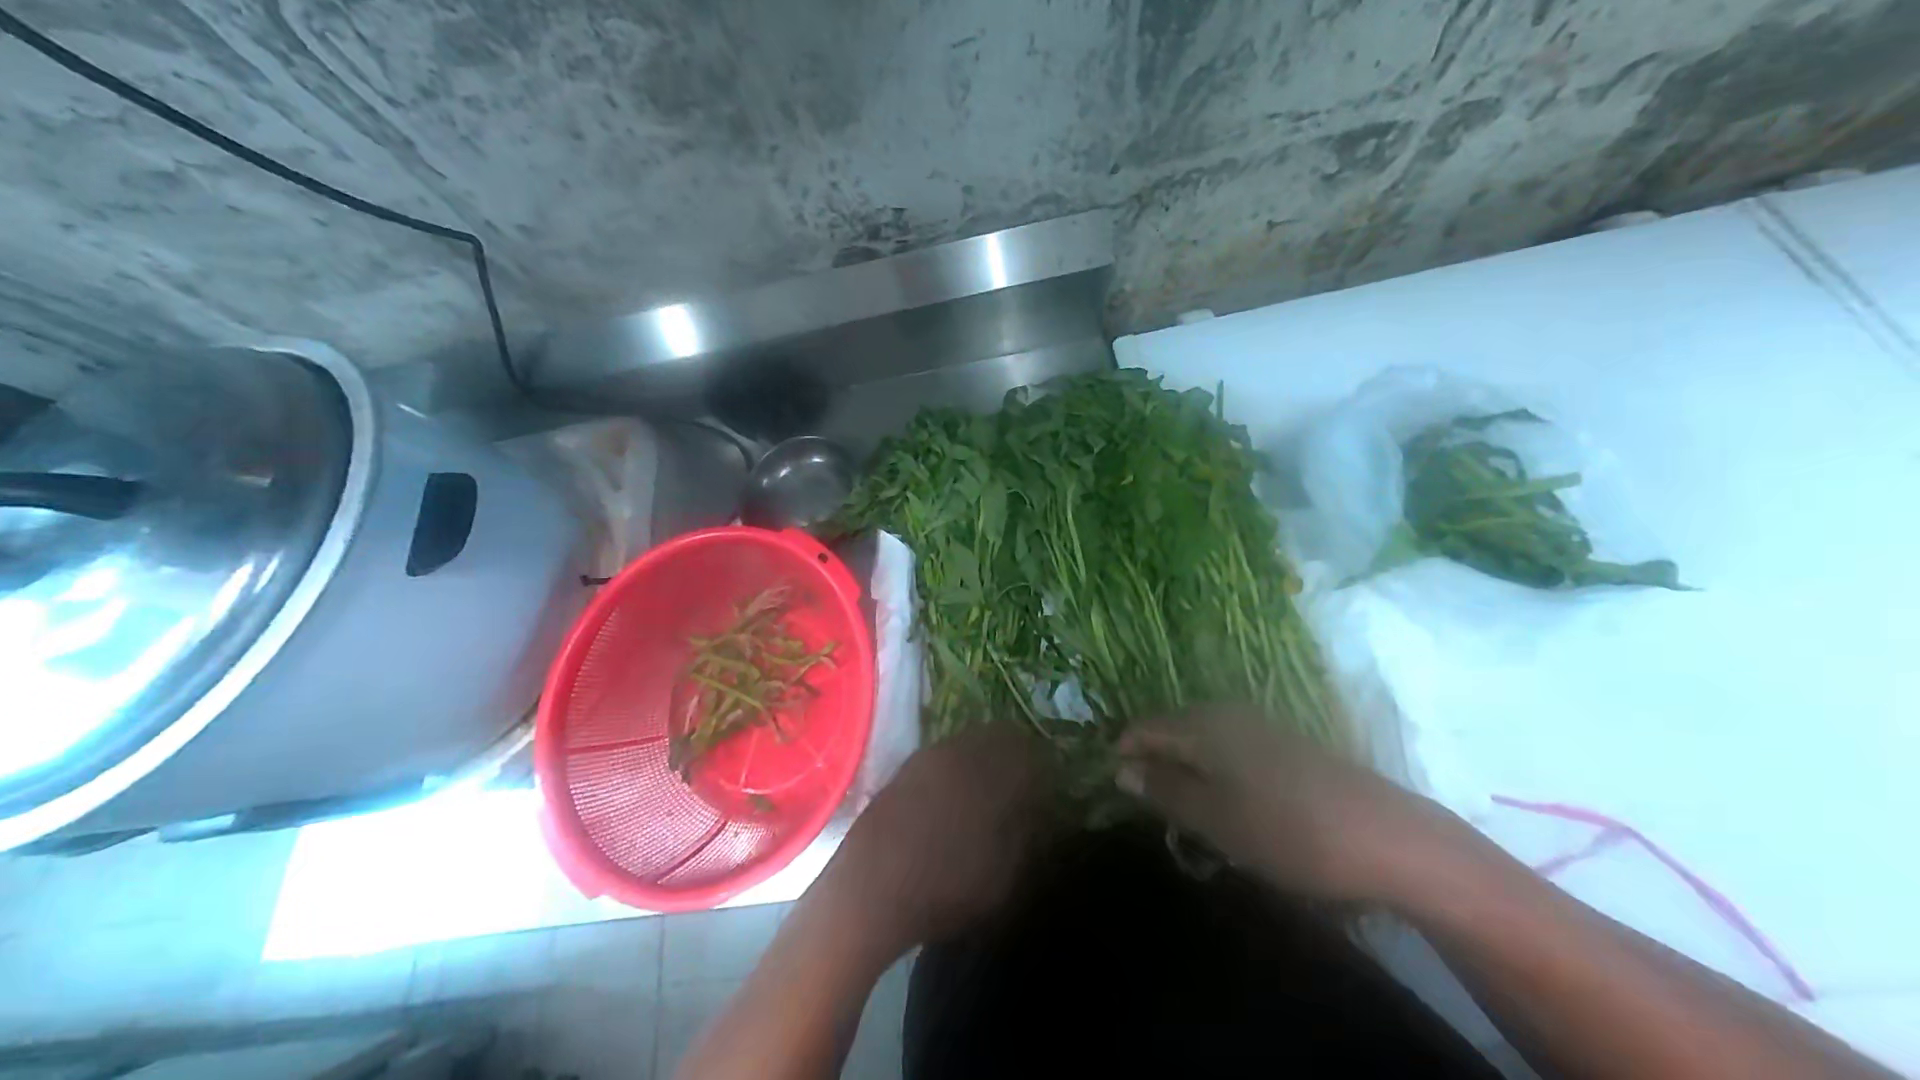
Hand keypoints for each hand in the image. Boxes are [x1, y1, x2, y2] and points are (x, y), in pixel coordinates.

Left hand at [819, 725, 1054, 949]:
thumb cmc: (944, 889)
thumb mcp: (1004, 875)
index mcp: (989, 771)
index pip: (1031, 750)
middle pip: (999, 736)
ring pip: (969, 743)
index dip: (1046, 768)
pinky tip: (955, 802)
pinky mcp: (903, 771)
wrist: (867, 894)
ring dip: (986, 760)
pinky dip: (958, 770)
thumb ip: (1028, 835)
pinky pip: (943, 757)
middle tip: (1024, 788)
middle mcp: (958, 752)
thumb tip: (1041, 813)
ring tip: (989, 796)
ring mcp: (926, 758)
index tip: (1051, 790)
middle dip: (1017, 757)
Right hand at [1116, 705, 1449, 902]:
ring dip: (1186, 768)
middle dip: (1153, 762)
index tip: (1116, 792)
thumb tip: (1121, 768)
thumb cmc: (1288, 831)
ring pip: (1203, 738)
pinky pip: (1231, 747)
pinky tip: (1228, 801)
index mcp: (1203, 725)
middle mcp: (1228, 714)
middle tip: (1149, 807)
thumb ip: (1164, 790)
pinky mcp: (1287, 743)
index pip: (1143, 728)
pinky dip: (1216, 770)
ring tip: (1185, 809)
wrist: (1390, 838)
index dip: (1124, 755)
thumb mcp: (1214, 820)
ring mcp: (1261, 725)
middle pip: (1172, 729)